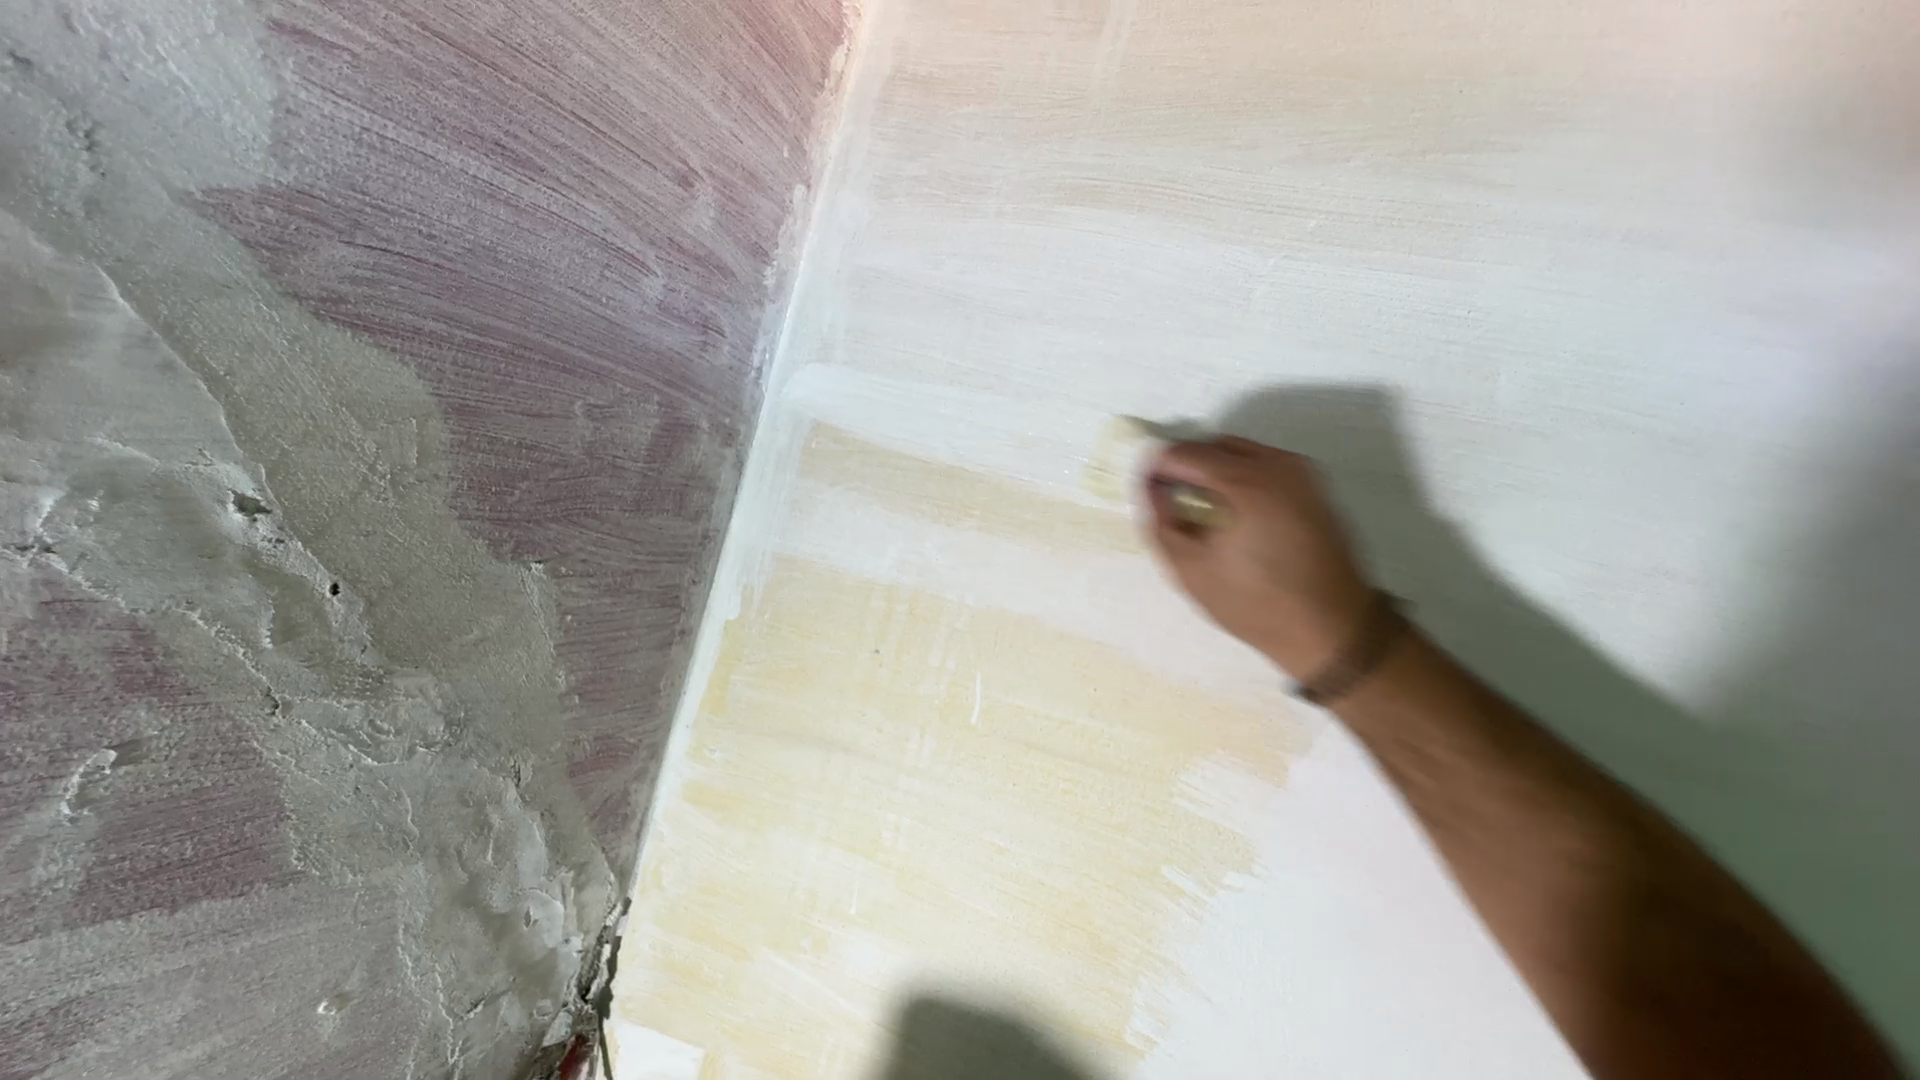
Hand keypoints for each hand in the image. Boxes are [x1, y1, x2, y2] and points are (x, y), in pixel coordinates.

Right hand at [1143, 437, 1374, 675]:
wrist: (1333, 629)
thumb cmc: (1255, 604)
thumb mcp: (1190, 568)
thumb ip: (1161, 519)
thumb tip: (1149, 486)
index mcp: (1246, 481)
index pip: (1183, 453)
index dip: (1157, 469)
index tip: (1147, 494)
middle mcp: (1278, 464)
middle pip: (1214, 445)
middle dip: (1187, 466)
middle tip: (1172, 503)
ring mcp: (1303, 473)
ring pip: (1242, 452)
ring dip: (1215, 471)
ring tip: (1204, 512)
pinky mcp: (1317, 488)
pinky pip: (1267, 467)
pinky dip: (1243, 479)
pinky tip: (1236, 517)